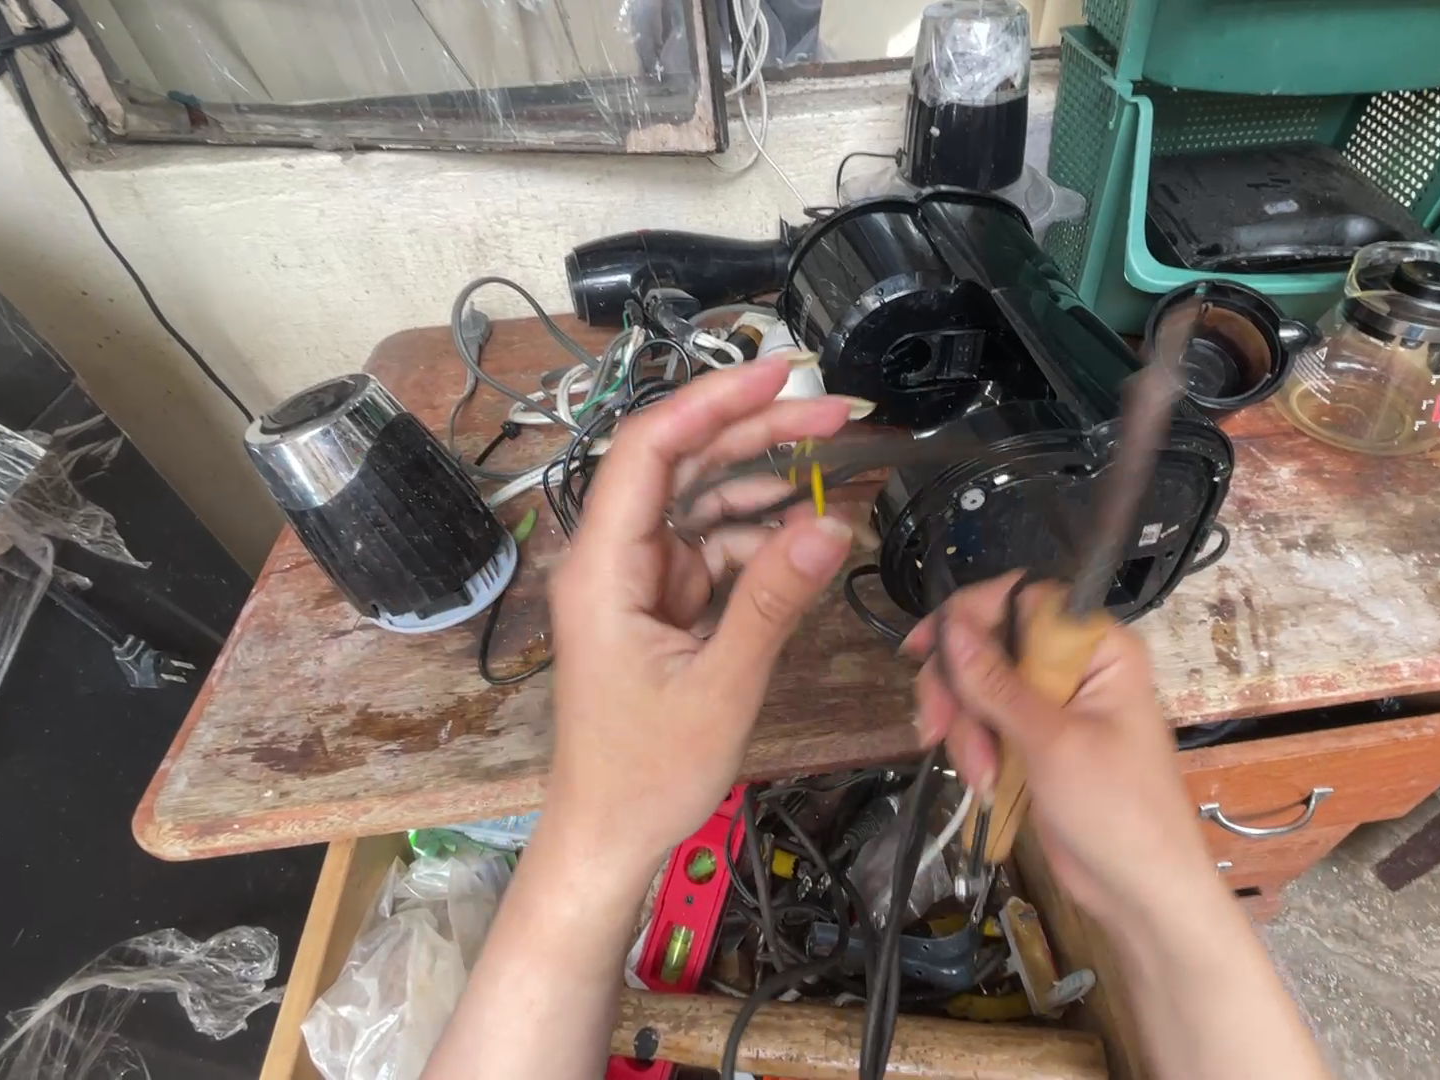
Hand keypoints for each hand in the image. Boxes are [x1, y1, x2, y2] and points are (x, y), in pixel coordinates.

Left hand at [546, 356, 855, 863]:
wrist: (611, 835)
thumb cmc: (648, 773)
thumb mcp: (721, 684)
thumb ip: (774, 599)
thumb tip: (834, 522)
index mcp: (605, 565)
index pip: (652, 450)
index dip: (713, 401)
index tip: (780, 373)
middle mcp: (617, 555)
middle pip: (684, 464)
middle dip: (756, 432)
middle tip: (832, 411)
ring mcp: (643, 576)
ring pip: (704, 501)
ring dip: (765, 481)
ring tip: (833, 460)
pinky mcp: (666, 599)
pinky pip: (716, 547)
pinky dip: (761, 535)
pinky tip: (805, 528)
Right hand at [906, 576, 1217, 922]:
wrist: (1140, 893)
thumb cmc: (1118, 811)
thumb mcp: (1053, 742)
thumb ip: (997, 684)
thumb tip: (951, 625)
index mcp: (1096, 648)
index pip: (1022, 599)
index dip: (971, 614)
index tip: (926, 646)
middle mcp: (1070, 664)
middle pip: (987, 643)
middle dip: (958, 689)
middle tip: (935, 727)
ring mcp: (1048, 700)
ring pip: (975, 684)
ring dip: (964, 728)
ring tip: (980, 774)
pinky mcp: (1029, 734)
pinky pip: (980, 718)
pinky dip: (971, 745)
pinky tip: (982, 779)